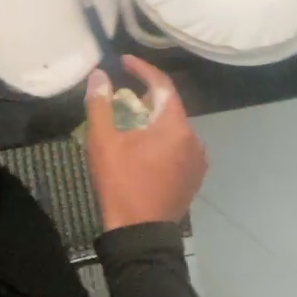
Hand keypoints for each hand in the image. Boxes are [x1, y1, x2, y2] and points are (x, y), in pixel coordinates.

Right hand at [84, 55, 207, 231]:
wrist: (140, 235)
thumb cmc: (121, 183)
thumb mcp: (103, 141)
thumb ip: (100, 103)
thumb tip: (99, 75)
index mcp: (175, 126)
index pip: (162, 85)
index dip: (142, 68)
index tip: (123, 61)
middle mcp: (193, 139)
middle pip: (167, 106)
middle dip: (143, 96)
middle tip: (118, 95)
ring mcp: (197, 160)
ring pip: (172, 127)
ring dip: (151, 119)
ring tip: (126, 122)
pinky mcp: (194, 177)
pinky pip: (177, 145)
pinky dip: (160, 138)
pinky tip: (141, 146)